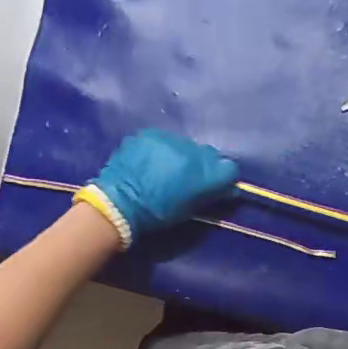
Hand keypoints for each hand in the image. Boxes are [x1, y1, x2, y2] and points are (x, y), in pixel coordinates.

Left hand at [78, 129, 238, 247]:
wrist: (118, 202)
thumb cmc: (155, 215)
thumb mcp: (188, 210)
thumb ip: (209, 196)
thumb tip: (226, 189)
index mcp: (203, 173)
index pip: (228, 169)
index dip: (223, 177)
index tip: (215, 185)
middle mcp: (191, 150)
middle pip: (207, 154)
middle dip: (202, 164)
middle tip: (188, 177)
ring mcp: (169, 139)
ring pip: (185, 144)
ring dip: (181, 155)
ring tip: (165, 169)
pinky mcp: (150, 133)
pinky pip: (163, 140)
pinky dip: (160, 150)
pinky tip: (149, 162)